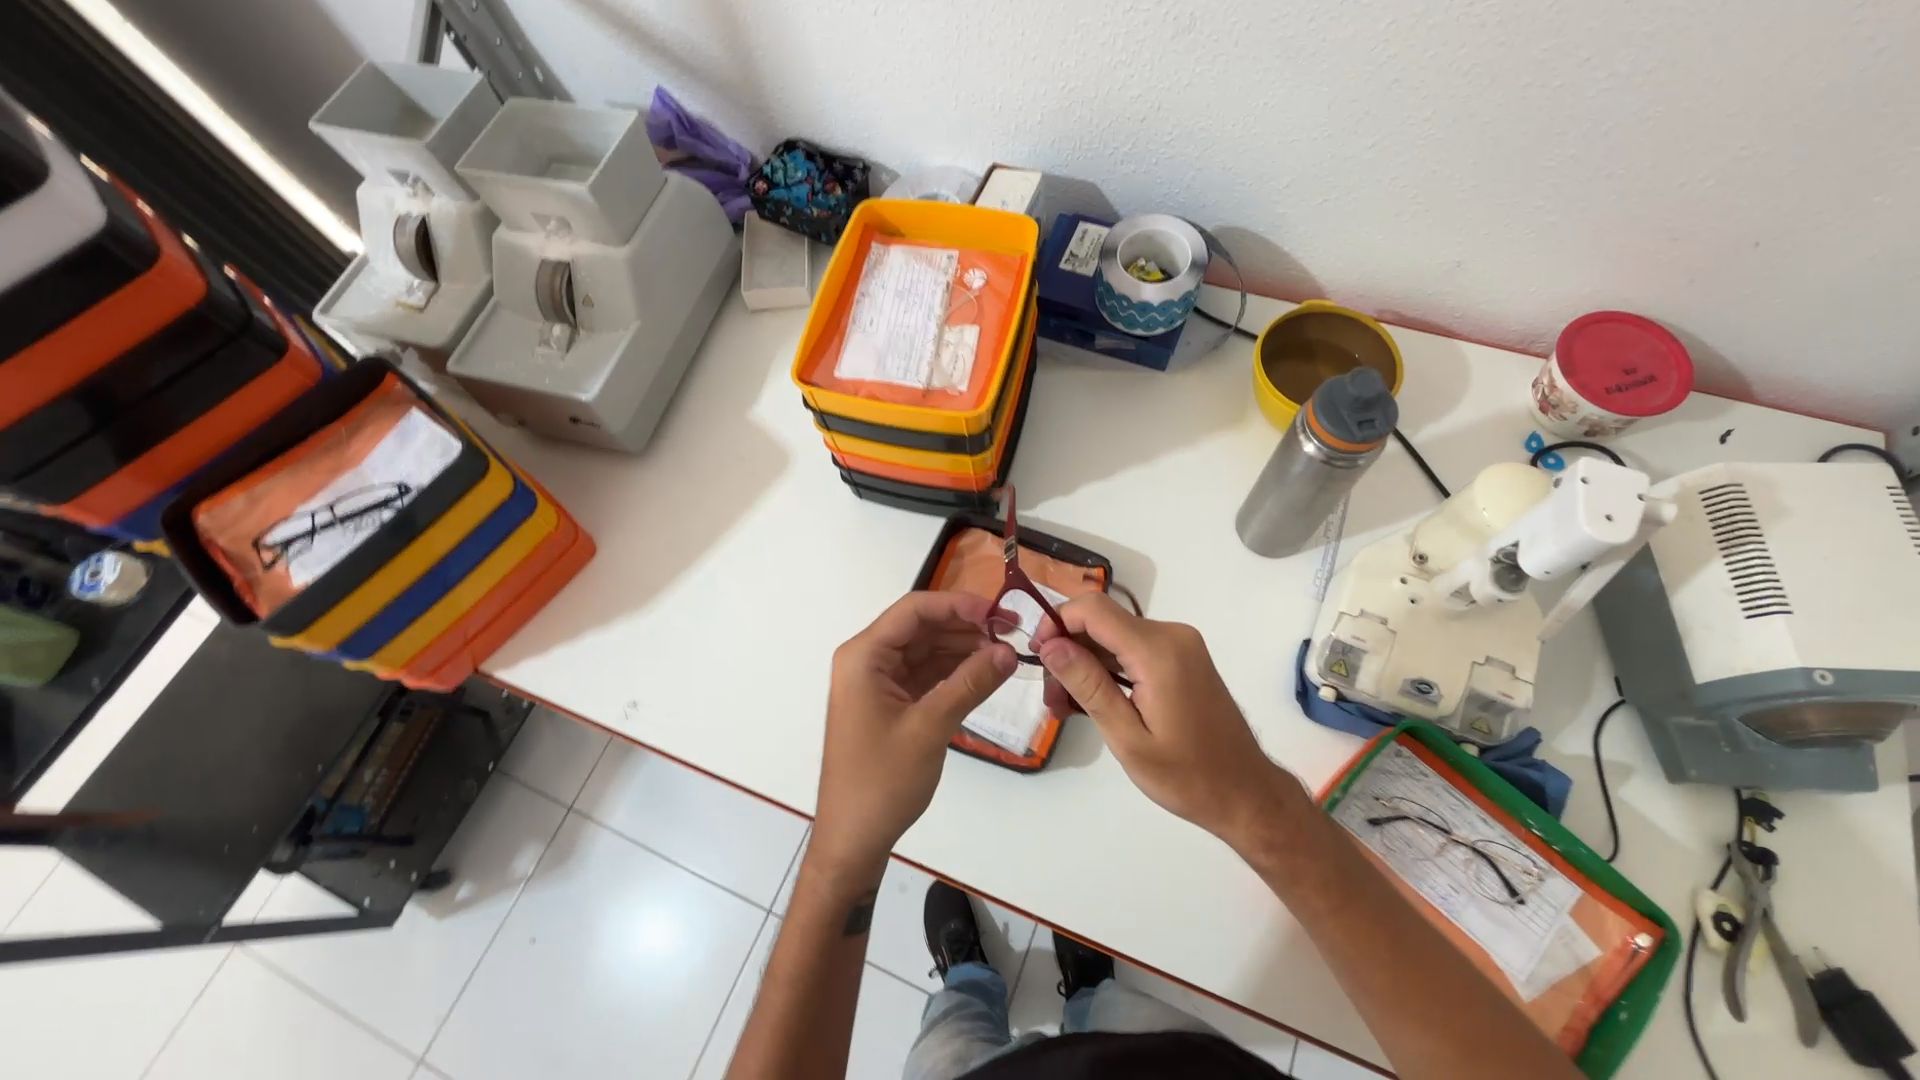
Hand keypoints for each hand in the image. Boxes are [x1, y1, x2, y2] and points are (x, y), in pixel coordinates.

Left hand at [812, 592, 1015, 880]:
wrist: (853, 837)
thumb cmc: (882, 780)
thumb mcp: (930, 727)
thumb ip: (970, 684)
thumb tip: (1009, 651)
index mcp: (864, 656)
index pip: (915, 610)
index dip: (960, 605)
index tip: (1002, 614)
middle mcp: (867, 660)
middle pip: (921, 627)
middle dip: (966, 626)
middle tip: (1013, 633)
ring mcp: (878, 682)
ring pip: (926, 649)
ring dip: (963, 648)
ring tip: (1006, 654)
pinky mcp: (890, 703)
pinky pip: (925, 674)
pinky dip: (954, 672)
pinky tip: (985, 673)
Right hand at [1037, 593, 1300, 848]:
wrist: (1245, 793)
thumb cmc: (1186, 776)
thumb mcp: (1127, 737)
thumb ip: (1088, 685)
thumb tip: (1050, 645)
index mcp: (1158, 651)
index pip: (1093, 609)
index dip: (1057, 622)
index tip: (1038, 658)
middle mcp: (1171, 635)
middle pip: (1101, 622)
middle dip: (1068, 652)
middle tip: (1052, 702)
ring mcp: (1181, 644)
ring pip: (1114, 636)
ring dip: (1086, 665)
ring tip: (1068, 709)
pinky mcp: (1183, 657)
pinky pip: (1133, 649)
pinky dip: (1109, 669)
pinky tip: (1097, 702)